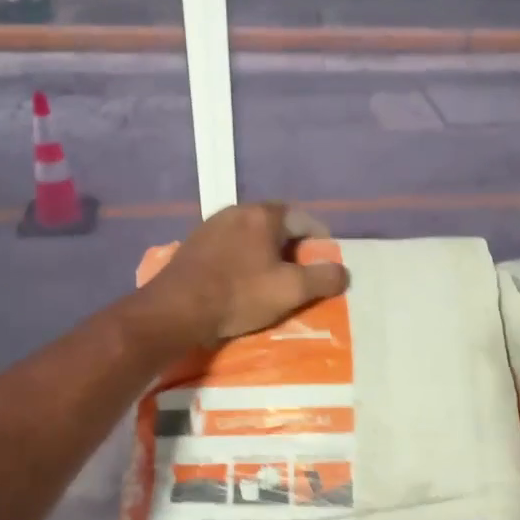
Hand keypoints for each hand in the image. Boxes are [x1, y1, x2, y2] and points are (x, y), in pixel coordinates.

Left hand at [138, 202, 350, 347]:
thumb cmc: (239, 295)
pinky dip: (243, 260)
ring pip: (251, 236)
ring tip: (272, 280)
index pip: (305, 220)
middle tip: (301, 275)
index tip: (326, 265)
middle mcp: (237, 210)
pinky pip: (230, 247)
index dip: (321, 242)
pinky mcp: (194, 244)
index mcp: (264, 214)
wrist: (176, 309)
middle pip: (277, 225)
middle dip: (293, 248)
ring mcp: (212, 225)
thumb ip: (323, 278)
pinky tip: (241, 282)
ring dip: (266, 254)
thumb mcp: (291, 290)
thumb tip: (343, 271)